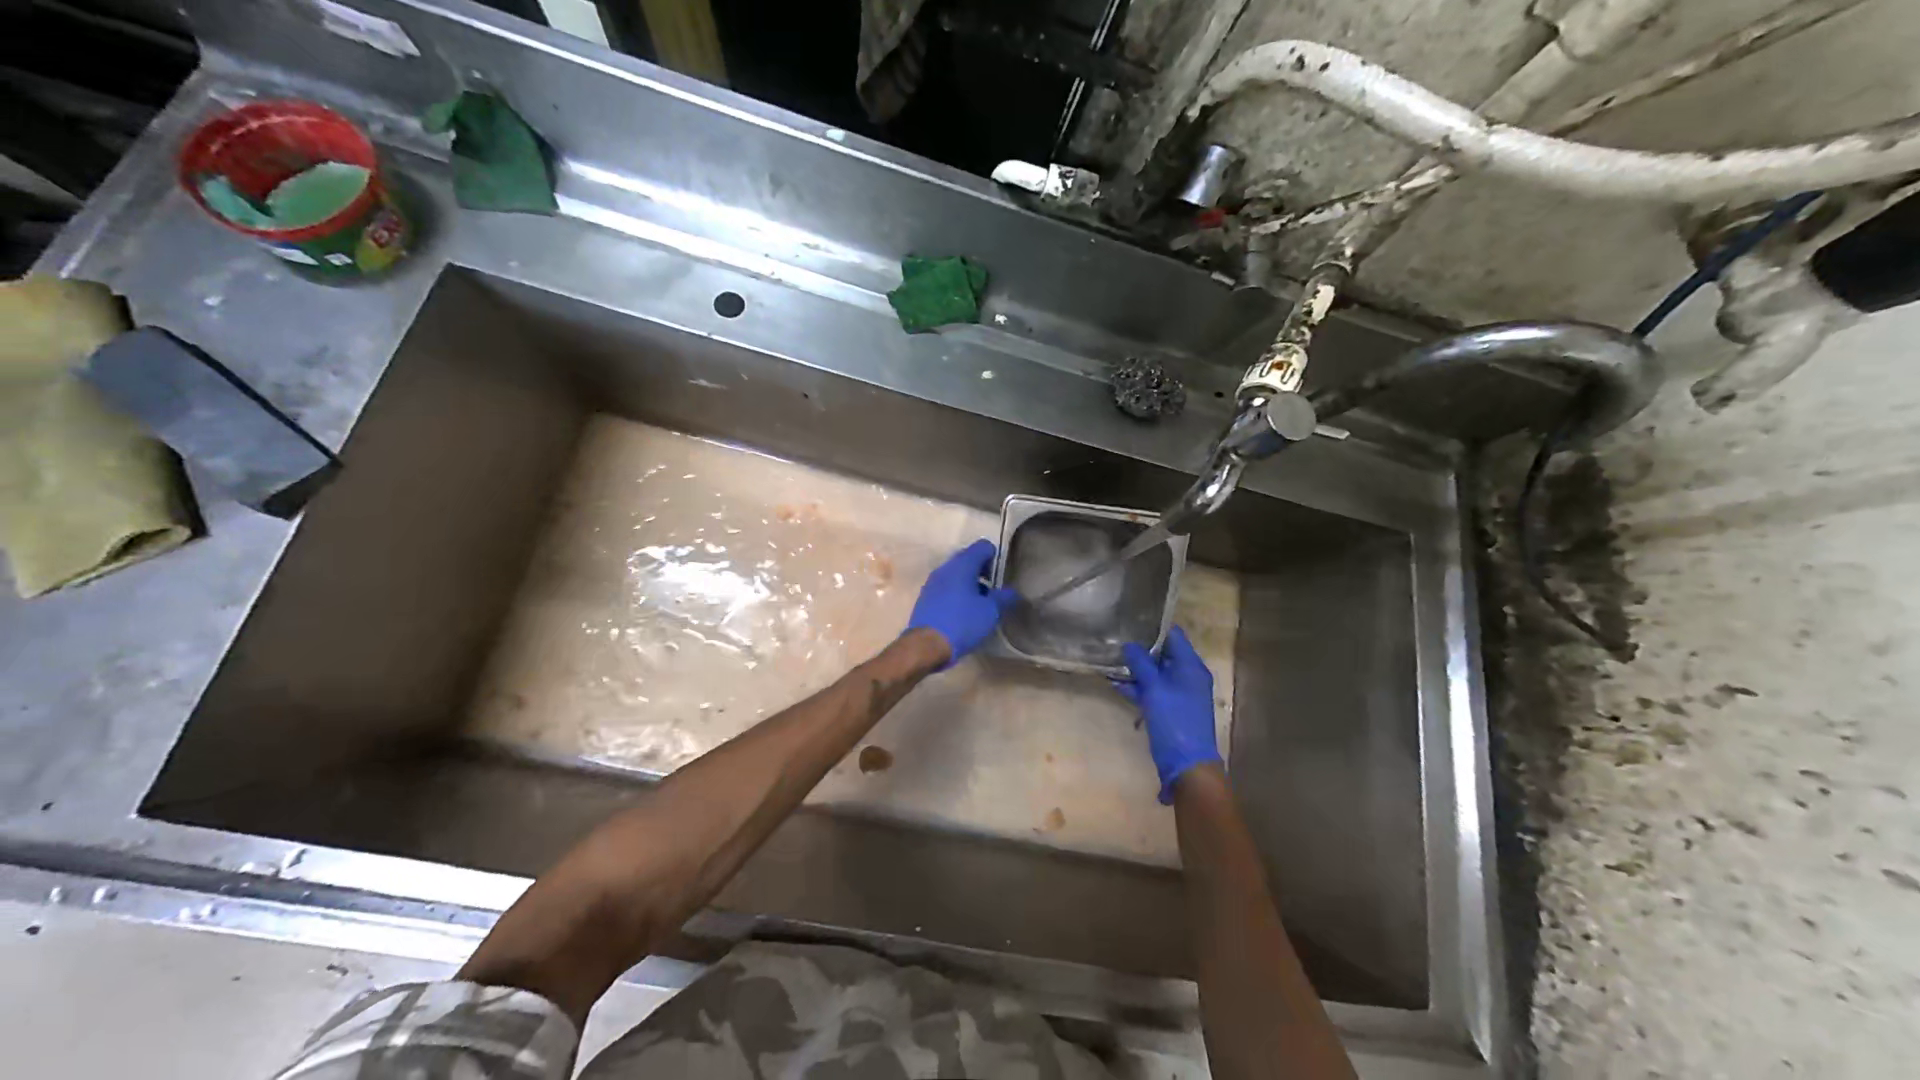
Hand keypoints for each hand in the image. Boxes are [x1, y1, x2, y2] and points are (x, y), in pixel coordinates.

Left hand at [906, 539, 1018, 669]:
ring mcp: (932, 583)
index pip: (982, 547)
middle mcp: (945, 568)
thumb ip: (1004, 598)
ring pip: (955, 574)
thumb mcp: (990, 611)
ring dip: (968, 584)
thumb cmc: (962, 623)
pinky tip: (963, 613)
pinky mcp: (925, 598)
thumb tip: (1012, 592)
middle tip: (993, 591)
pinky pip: (945, 588)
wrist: (926, 645)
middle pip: (967, 559)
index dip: (995, 557)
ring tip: (979, 604)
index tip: (1001, 576)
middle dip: (982, 571)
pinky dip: (956, 594)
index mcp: (962, 565)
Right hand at [1115, 626, 1220, 803]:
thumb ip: (1142, 664)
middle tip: (1115, 641)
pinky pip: (1154, 691)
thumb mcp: (1155, 689)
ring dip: (1137, 670)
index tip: (1131, 621)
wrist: (1187, 765)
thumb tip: (1129, 644)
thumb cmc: (1174, 720)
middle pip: (1164, 654)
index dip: (1154, 628)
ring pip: (1156, 674)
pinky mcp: (1170, 710)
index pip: (1174, 636)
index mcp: (1191, 667)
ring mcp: (1180, 695)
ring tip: (1111, 663)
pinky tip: (1117, 686)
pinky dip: (1139, 688)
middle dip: (1141, 650)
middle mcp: (1188, 677)